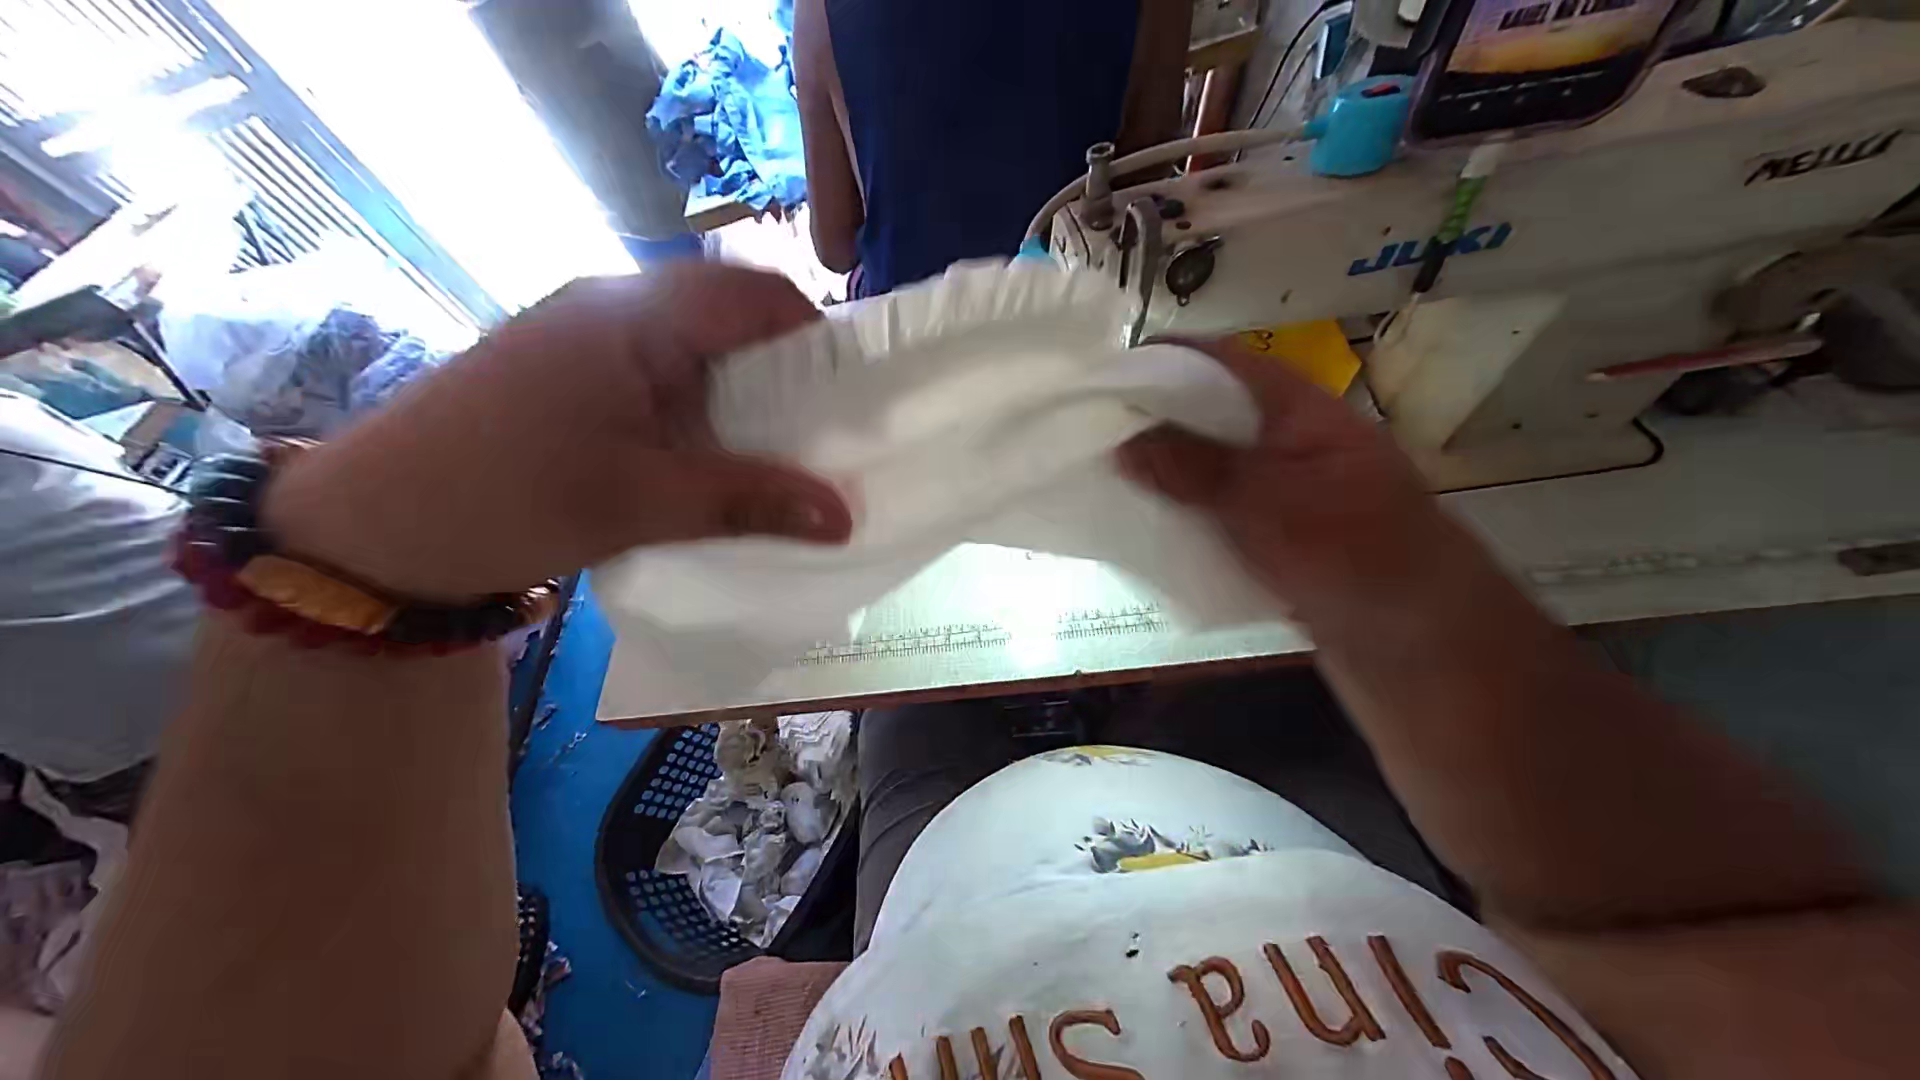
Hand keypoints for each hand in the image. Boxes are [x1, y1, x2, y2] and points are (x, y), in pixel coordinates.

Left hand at [263, 264, 852, 600]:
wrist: (373, 527)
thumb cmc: (505, 497)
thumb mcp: (640, 503)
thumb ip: (749, 502)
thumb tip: (845, 517)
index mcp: (636, 315)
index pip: (757, 294)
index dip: (817, 337)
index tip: (851, 401)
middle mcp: (618, 307)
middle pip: (736, 318)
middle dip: (789, 374)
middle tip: (825, 436)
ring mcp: (595, 338)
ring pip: (705, 350)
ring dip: (748, 397)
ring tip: (780, 454)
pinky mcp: (581, 373)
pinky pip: (670, 375)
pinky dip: (709, 411)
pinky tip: (717, 458)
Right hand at [1119, 339, 1475, 629]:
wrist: (1420, 645)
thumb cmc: (1352, 553)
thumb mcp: (1267, 502)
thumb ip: (1194, 468)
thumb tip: (1124, 441)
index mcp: (1297, 410)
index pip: (1222, 362)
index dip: (1165, 359)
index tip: (1105, 376)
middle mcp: (1286, 441)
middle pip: (1209, 412)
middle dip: (1152, 417)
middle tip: (1090, 431)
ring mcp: (1280, 489)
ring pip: (1208, 463)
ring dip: (1162, 468)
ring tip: (1101, 473)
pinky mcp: (1272, 533)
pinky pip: (1214, 509)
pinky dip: (1179, 510)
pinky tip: (1140, 521)